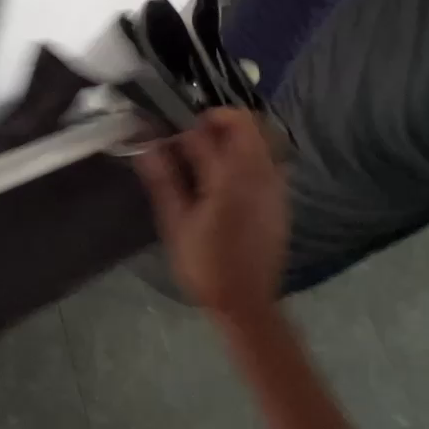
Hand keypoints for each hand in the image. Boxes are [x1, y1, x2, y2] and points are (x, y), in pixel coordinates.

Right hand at [133, 107, 288, 321]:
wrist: (246, 305)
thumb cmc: (205, 265)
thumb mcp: (175, 223)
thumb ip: (163, 180)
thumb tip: (147, 146)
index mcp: (231, 176)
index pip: (209, 130)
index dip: (184, 129)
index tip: (168, 142)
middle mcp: (259, 173)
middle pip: (246, 123)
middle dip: (216, 124)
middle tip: (191, 144)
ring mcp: (275, 186)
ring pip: (260, 140)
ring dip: (233, 139)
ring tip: (207, 162)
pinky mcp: (281, 201)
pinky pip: (268, 161)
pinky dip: (248, 157)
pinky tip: (227, 183)